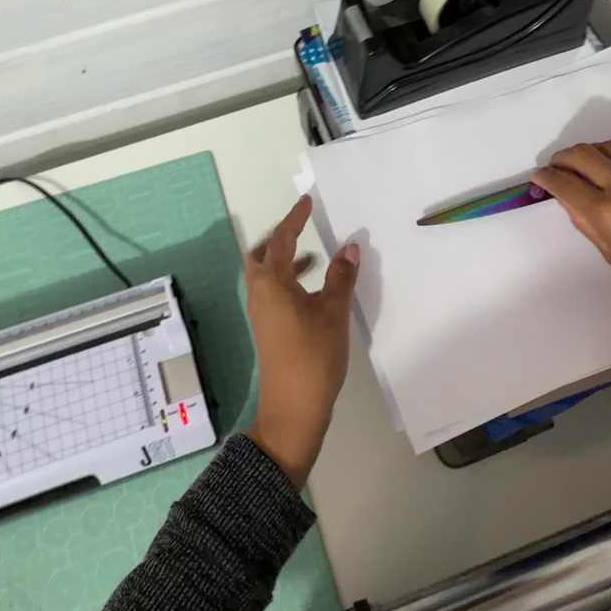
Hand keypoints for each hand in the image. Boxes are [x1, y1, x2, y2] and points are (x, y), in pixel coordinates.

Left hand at [244, 195, 359, 486]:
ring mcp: (261, 313)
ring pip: (266, 275)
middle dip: (279, 239)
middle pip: (261, 255)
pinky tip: (312, 290)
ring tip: (314, 257)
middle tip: (302, 228)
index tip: (307, 202)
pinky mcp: (268, 329)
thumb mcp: (333, 313)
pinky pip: (272, 292)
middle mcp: (260, 294)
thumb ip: (341, 277)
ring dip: (285, 261)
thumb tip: (349, 247)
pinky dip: (288, 281)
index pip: (281, 240)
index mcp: (272, 284)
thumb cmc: (314, 356)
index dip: (294, 219)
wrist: (293, 408)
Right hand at [531, 142, 610, 381]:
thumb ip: (589, 224)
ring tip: (584, 164)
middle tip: (556, 167)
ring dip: (590, 152)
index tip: (538, 177)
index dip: (545, 177)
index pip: (564, 183)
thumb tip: (573, 201)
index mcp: (607, 213)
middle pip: (584, 155)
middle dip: (563, 158)